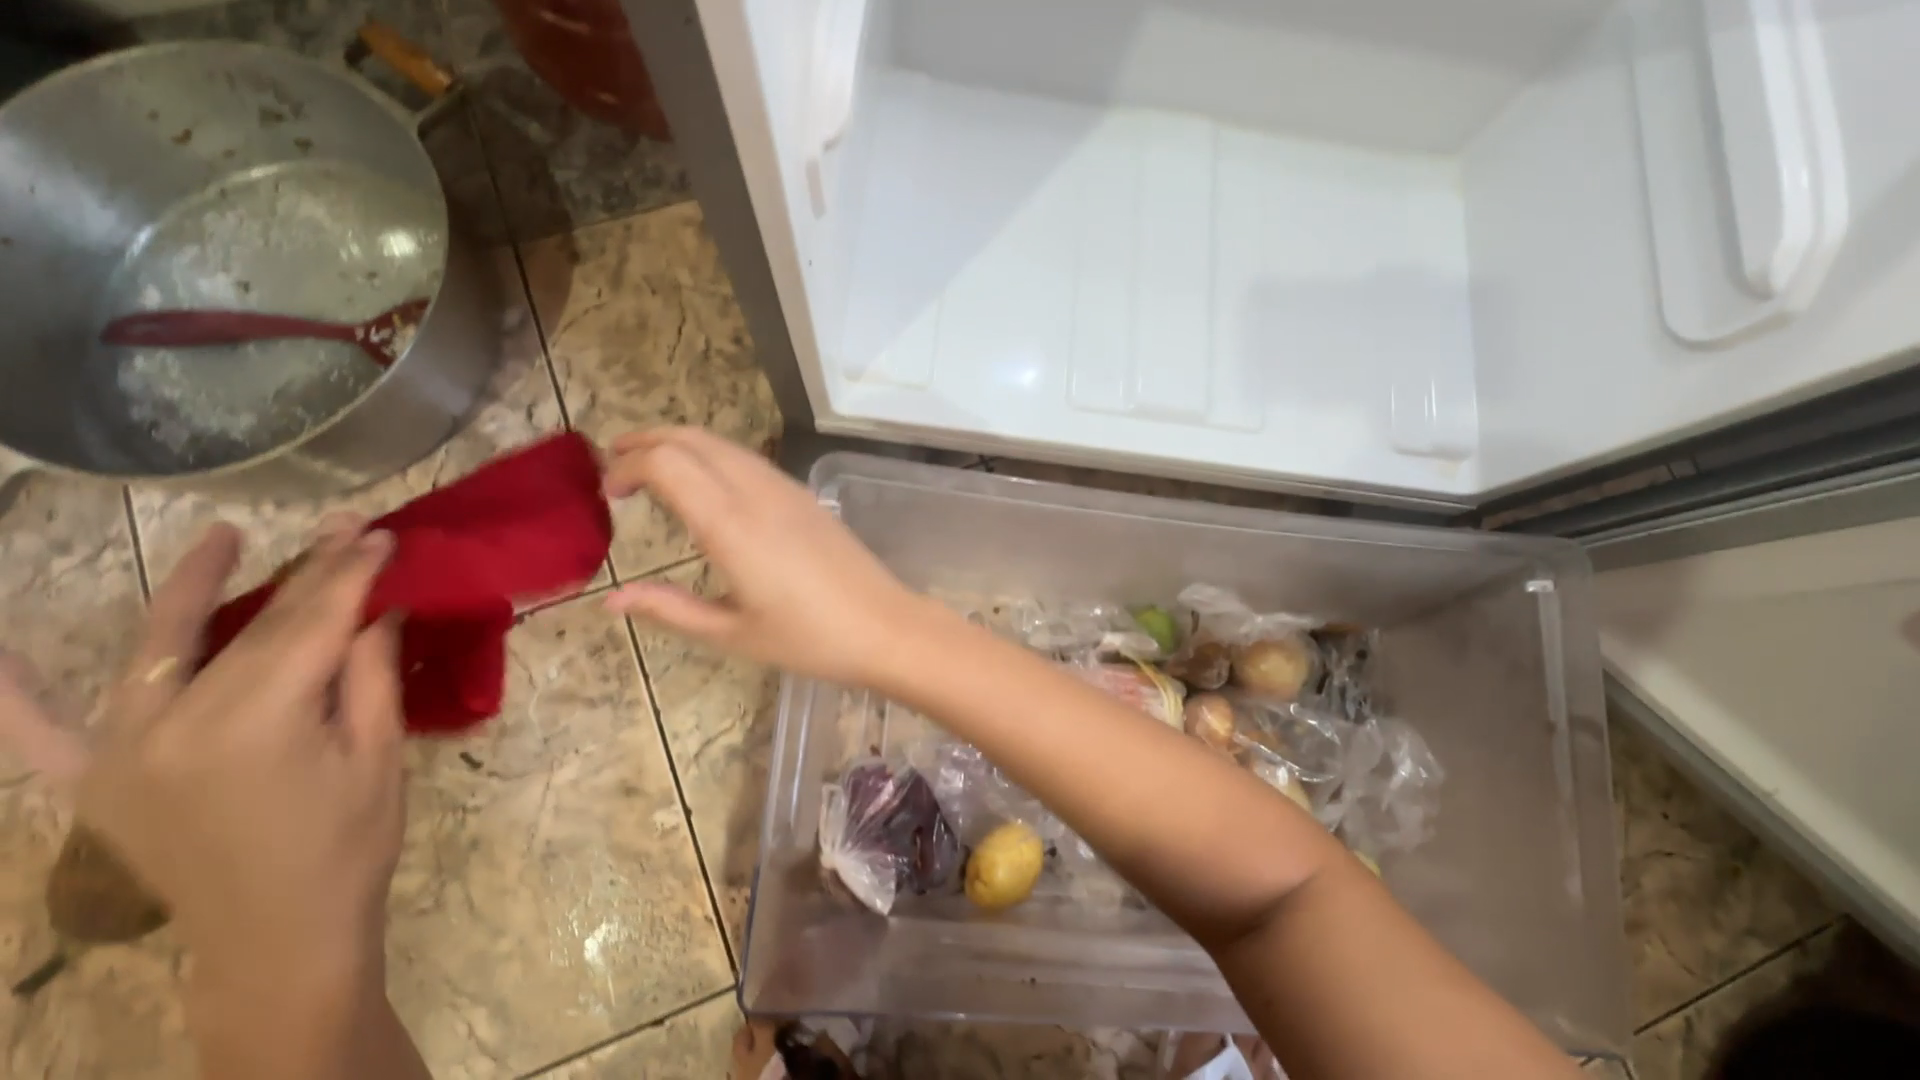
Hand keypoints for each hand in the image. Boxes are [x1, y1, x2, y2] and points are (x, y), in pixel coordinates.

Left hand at [77, 521, 406, 994]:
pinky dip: (13, 695)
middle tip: (339, 529)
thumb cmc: (350, 846)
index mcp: (256, 724)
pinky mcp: (94, 782)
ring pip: (160, 653)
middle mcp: (173, 727)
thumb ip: (369, 675)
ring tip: (220, 538)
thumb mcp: (378, 756)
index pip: (309, 625)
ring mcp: (118, 754)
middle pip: (247, 632)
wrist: (279, 937)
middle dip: (300, 577)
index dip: (346, 575)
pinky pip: (40, 733)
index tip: (376, 534)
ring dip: (190, 590)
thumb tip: (375, 608)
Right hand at [601, 427, 941, 685]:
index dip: (628, 466)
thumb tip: (612, 599)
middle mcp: (756, 492)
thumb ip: (669, 609)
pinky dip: (711, 457)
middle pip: (691, 439)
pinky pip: (747, 459)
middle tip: (615, 465)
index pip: (667, 464)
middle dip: (646, 442)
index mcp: (730, 524)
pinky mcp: (804, 495)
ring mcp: (785, 489)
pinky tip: (705, 487)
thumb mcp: (732, 633)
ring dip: (680, 445)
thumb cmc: (809, 639)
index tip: (608, 493)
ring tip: (651, 470)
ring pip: (722, 443)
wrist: (886, 627)